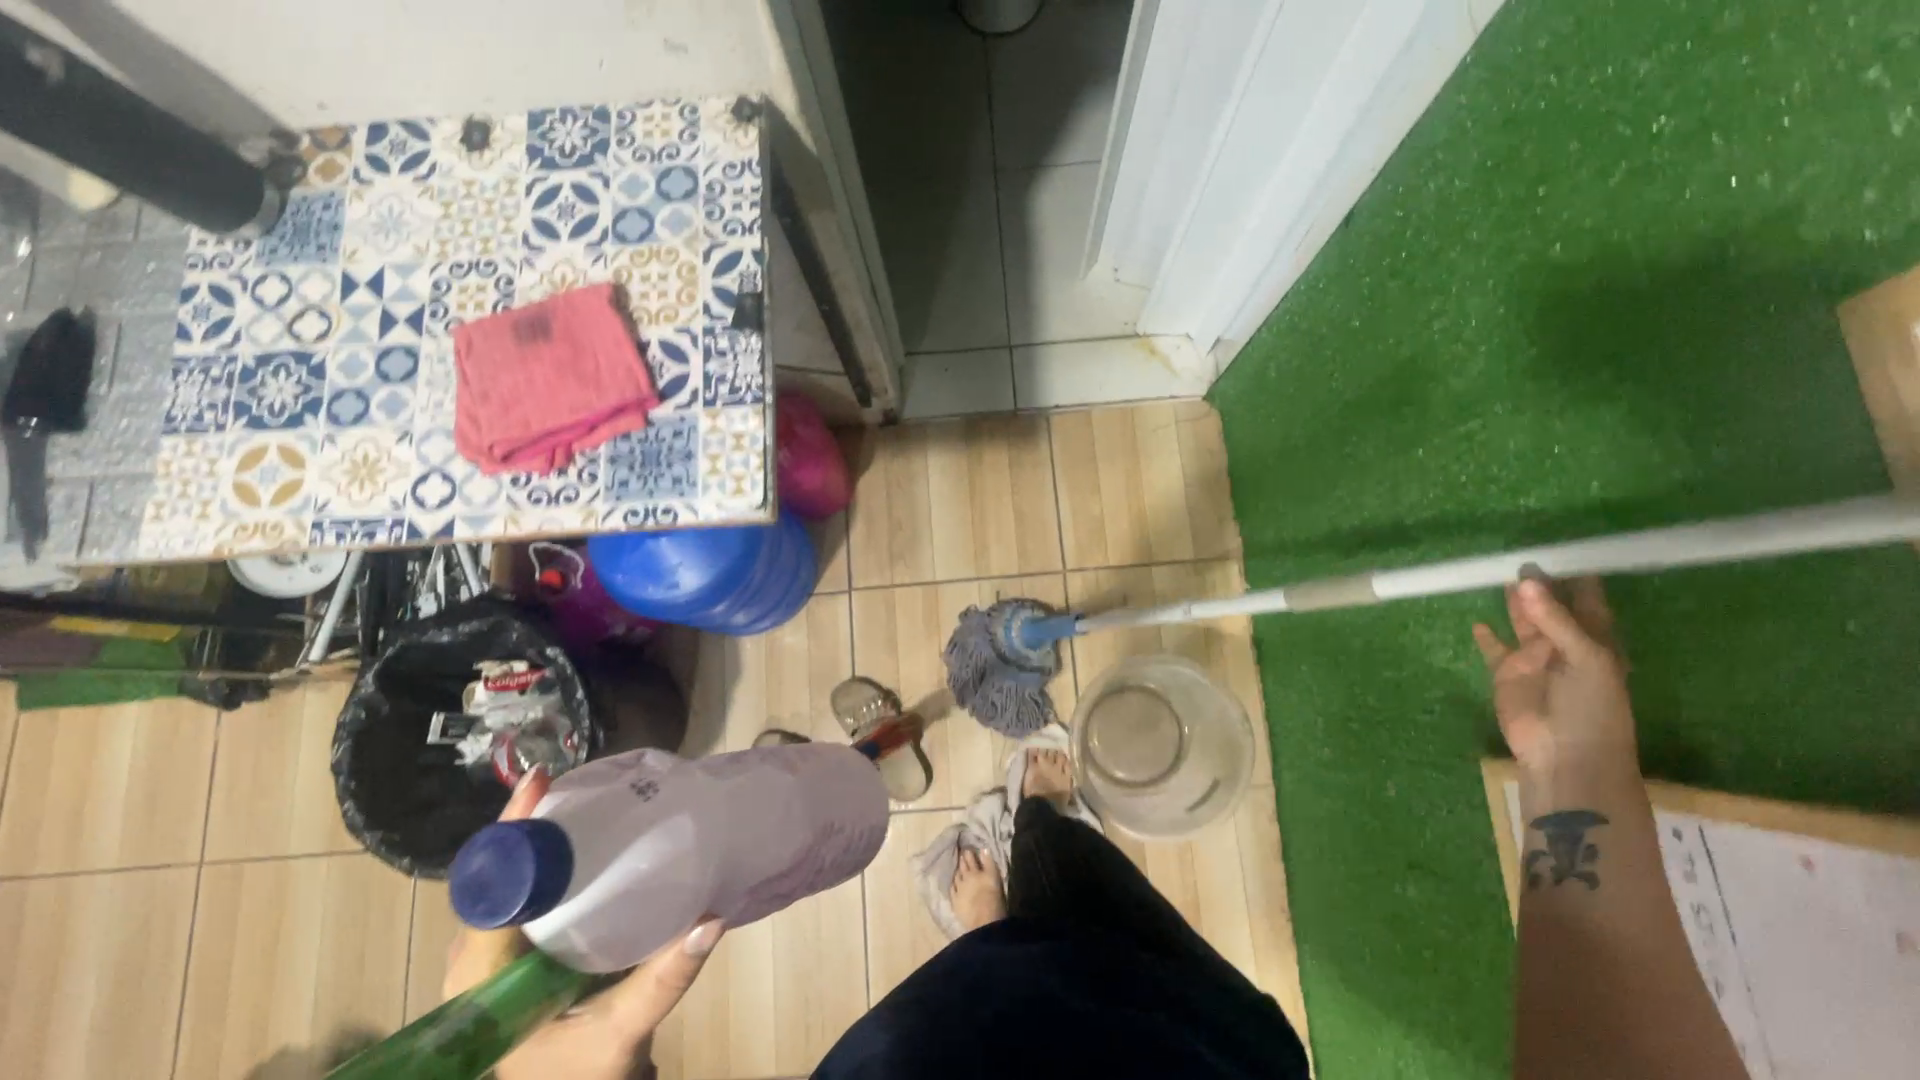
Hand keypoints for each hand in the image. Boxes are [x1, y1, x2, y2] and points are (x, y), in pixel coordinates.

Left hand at [442, 767, 723, 1079]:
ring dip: (539, 838)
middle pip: (493, 875)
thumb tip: (712, 918)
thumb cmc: (584, 1075)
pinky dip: (549, 861)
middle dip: (529, 824)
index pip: (488, 892)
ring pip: (506, 880)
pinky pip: (522, 893)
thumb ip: (662, 981)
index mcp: (478, 982)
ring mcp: (490, 955)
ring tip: (580, 798)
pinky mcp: (513, 953)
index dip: (511, 834)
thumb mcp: (622, 1033)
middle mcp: (472, 961)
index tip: (540, 785)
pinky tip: (582, 838)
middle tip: (570, 780)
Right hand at [1472, 576, 1636, 777]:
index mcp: (1597, 641)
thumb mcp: (1585, 657)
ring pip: (1524, 622)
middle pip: (1552, 608)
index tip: (1567, 549)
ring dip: (1516, 603)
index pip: (1589, 602)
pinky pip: (1494, 649)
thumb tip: (1524, 581)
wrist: (1566, 753)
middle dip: (1543, 585)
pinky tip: (1478, 622)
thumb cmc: (1591, 705)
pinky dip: (1486, 636)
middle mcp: (1566, 645)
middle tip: (1525, 558)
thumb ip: (1554, 618)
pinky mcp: (1507, 673)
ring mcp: (1535, 659)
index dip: (1579, 578)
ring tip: (1505, 575)